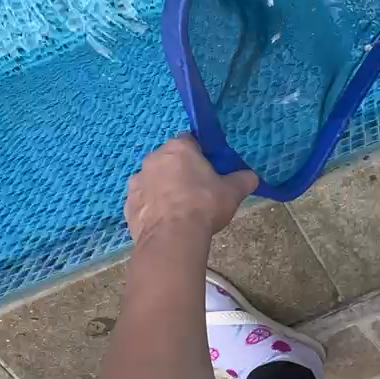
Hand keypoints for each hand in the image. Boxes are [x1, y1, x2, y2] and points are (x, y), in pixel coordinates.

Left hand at [123, 135, 258, 242]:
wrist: (172, 237)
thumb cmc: (204, 205)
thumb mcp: (233, 191)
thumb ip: (244, 180)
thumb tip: (251, 177)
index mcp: (179, 148)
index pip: (190, 140)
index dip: (201, 154)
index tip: (210, 169)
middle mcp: (153, 158)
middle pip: (170, 159)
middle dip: (181, 170)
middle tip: (198, 189)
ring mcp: (137, 181)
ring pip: (154, 179)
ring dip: (164, 187)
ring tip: (181, 208)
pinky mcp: (128, 204)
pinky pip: (144, 200)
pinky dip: (153, 206)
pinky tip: (167, 220)